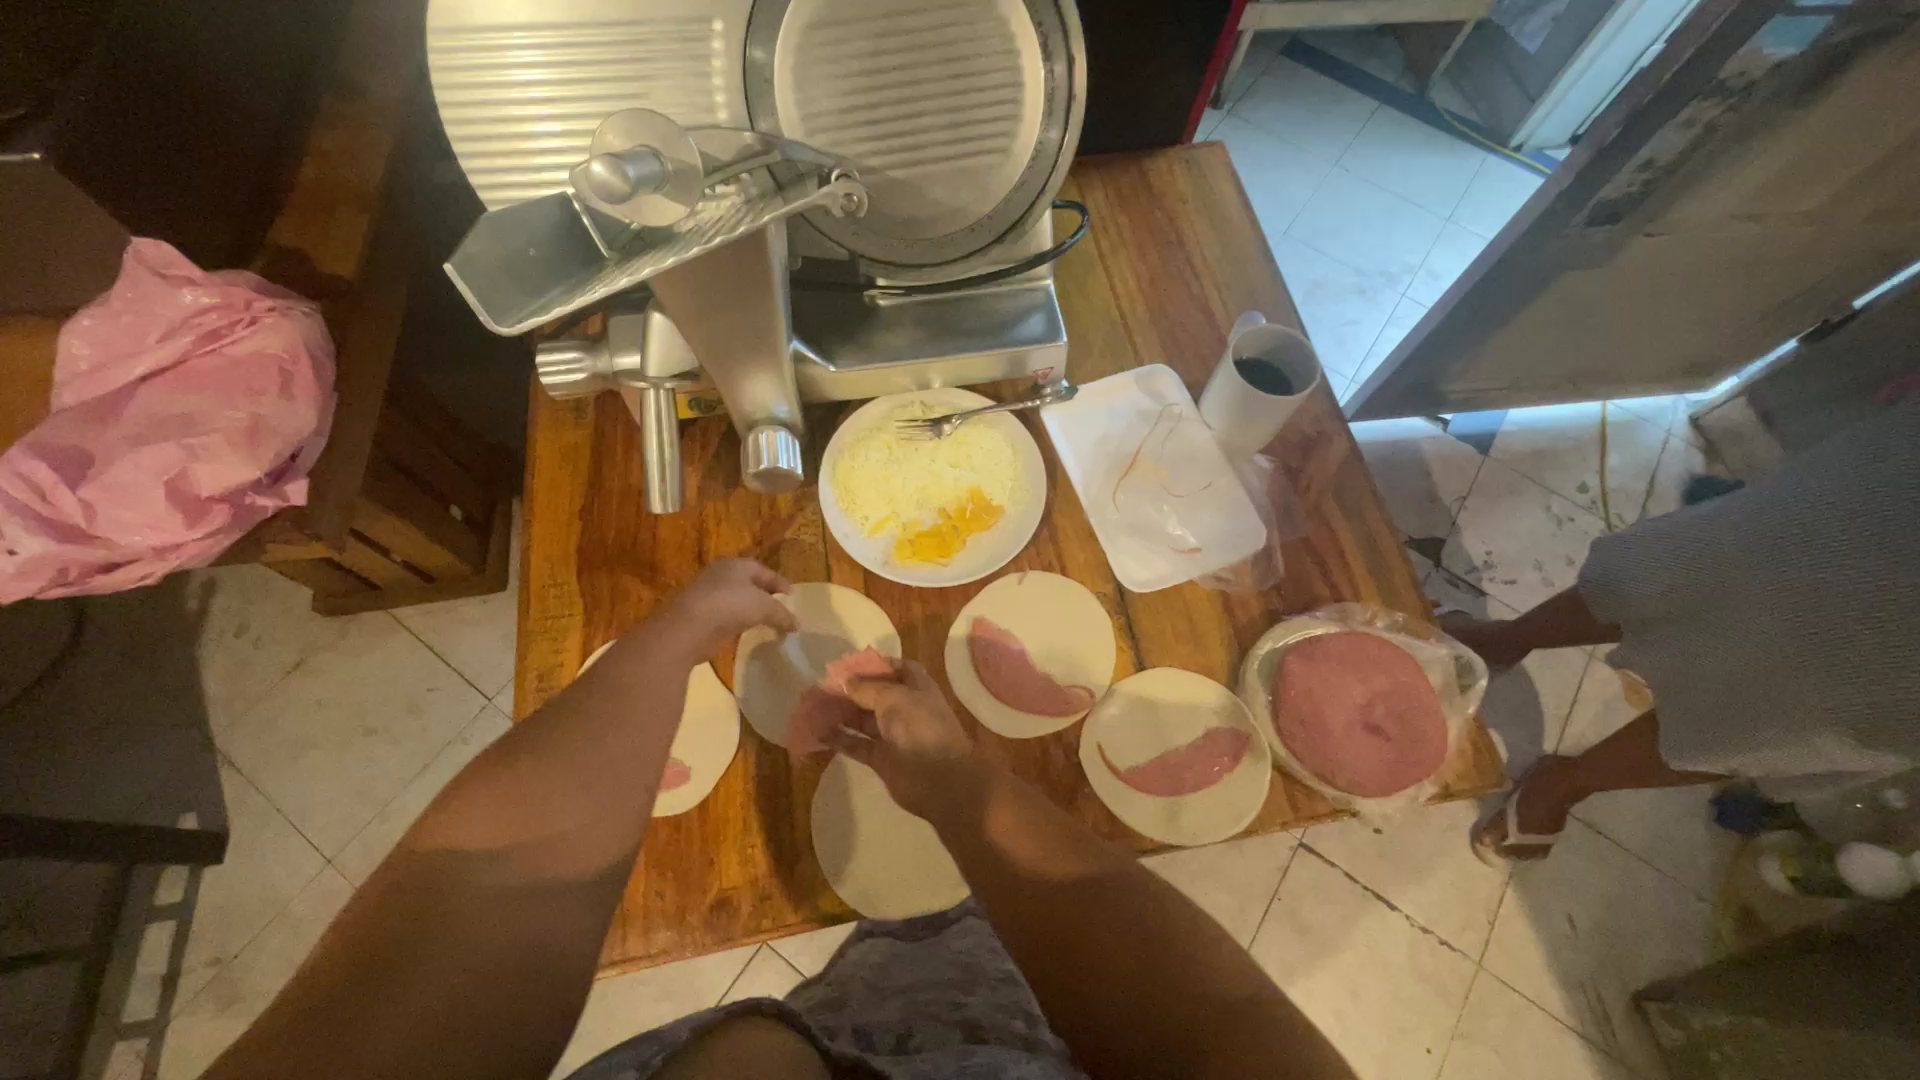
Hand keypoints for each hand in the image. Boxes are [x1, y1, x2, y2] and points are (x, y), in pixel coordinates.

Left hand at [659, 558, 795, 653]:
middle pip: (748, 583)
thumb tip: (796, 624)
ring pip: (735, 599)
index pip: (763, 571)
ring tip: (764, 620)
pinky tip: (744, 630)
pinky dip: (736, 620)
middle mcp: (720, 575)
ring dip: (749, 608)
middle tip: (779, 606)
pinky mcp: (698, 613)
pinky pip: (724, 614)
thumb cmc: (730, 605)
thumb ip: (782, 614)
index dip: (779, 582)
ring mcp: (706, 594)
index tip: (791, 595)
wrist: (688, 626)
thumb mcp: (764, 607)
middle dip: (764, 594)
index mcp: (736, 565)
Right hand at [826, 659, 976, 817]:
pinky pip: (857, 744)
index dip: (875, 665)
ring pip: (863, 720)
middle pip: (874, 694)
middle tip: (821, 687)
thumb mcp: (894, 698)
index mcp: (917, 688)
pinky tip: (818, 733)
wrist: (939, 779)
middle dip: (850, 690)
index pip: (897, 668)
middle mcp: (906, 709)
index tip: (848, 666)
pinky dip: (839, 739)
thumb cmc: (921, 727)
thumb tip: (845, 681)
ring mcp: (894, 735)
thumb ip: (867, 688)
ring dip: (840, 713)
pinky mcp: (882, 758)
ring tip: (813, 707)